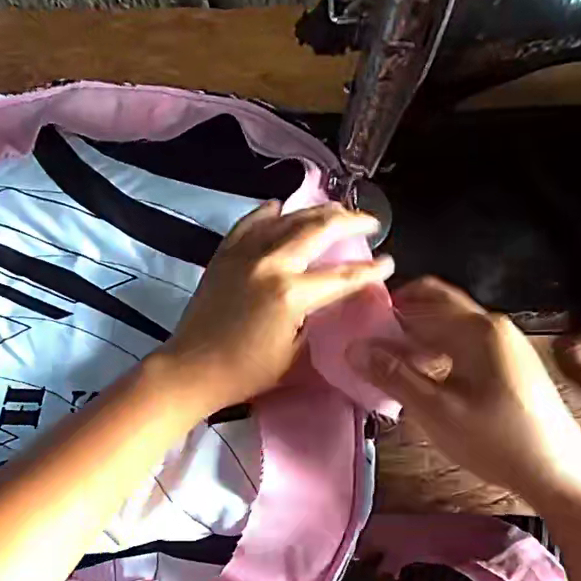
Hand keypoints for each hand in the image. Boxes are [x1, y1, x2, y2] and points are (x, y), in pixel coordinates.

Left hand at [156, 201, 392, 412]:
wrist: (192, 369)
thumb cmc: (245, 373)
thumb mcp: (295, 354)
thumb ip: (317, 320)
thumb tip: (332, 300)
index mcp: (292, 293)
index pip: (344, 275)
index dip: (371, 269)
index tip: (388, 261)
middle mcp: (271, 264)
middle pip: (319, 229)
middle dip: (350, 221)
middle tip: (369, 221)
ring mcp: (244, 255)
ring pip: (287, 219)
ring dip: (316, 211)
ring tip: (336, 210)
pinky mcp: (224, 255)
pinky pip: (249, 223)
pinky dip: (268, 213)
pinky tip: (280, 208)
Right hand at [349, 276, 580, 509]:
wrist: (558, 472)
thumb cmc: (496, 438)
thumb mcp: (435, 409)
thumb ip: (392, 375)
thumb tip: (353, 348)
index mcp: (477, 329)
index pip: (422, 298)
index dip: (385, 306)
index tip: (353, 324)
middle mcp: (492, 327)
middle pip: (435, 308)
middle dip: (398, 321)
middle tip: (363, 344)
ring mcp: (503, 345)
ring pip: (447, 329)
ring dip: (414, 340)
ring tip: (382, 363)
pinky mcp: (506, 365)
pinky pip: (459, 346)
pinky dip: (433, 354)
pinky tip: (417, 378)